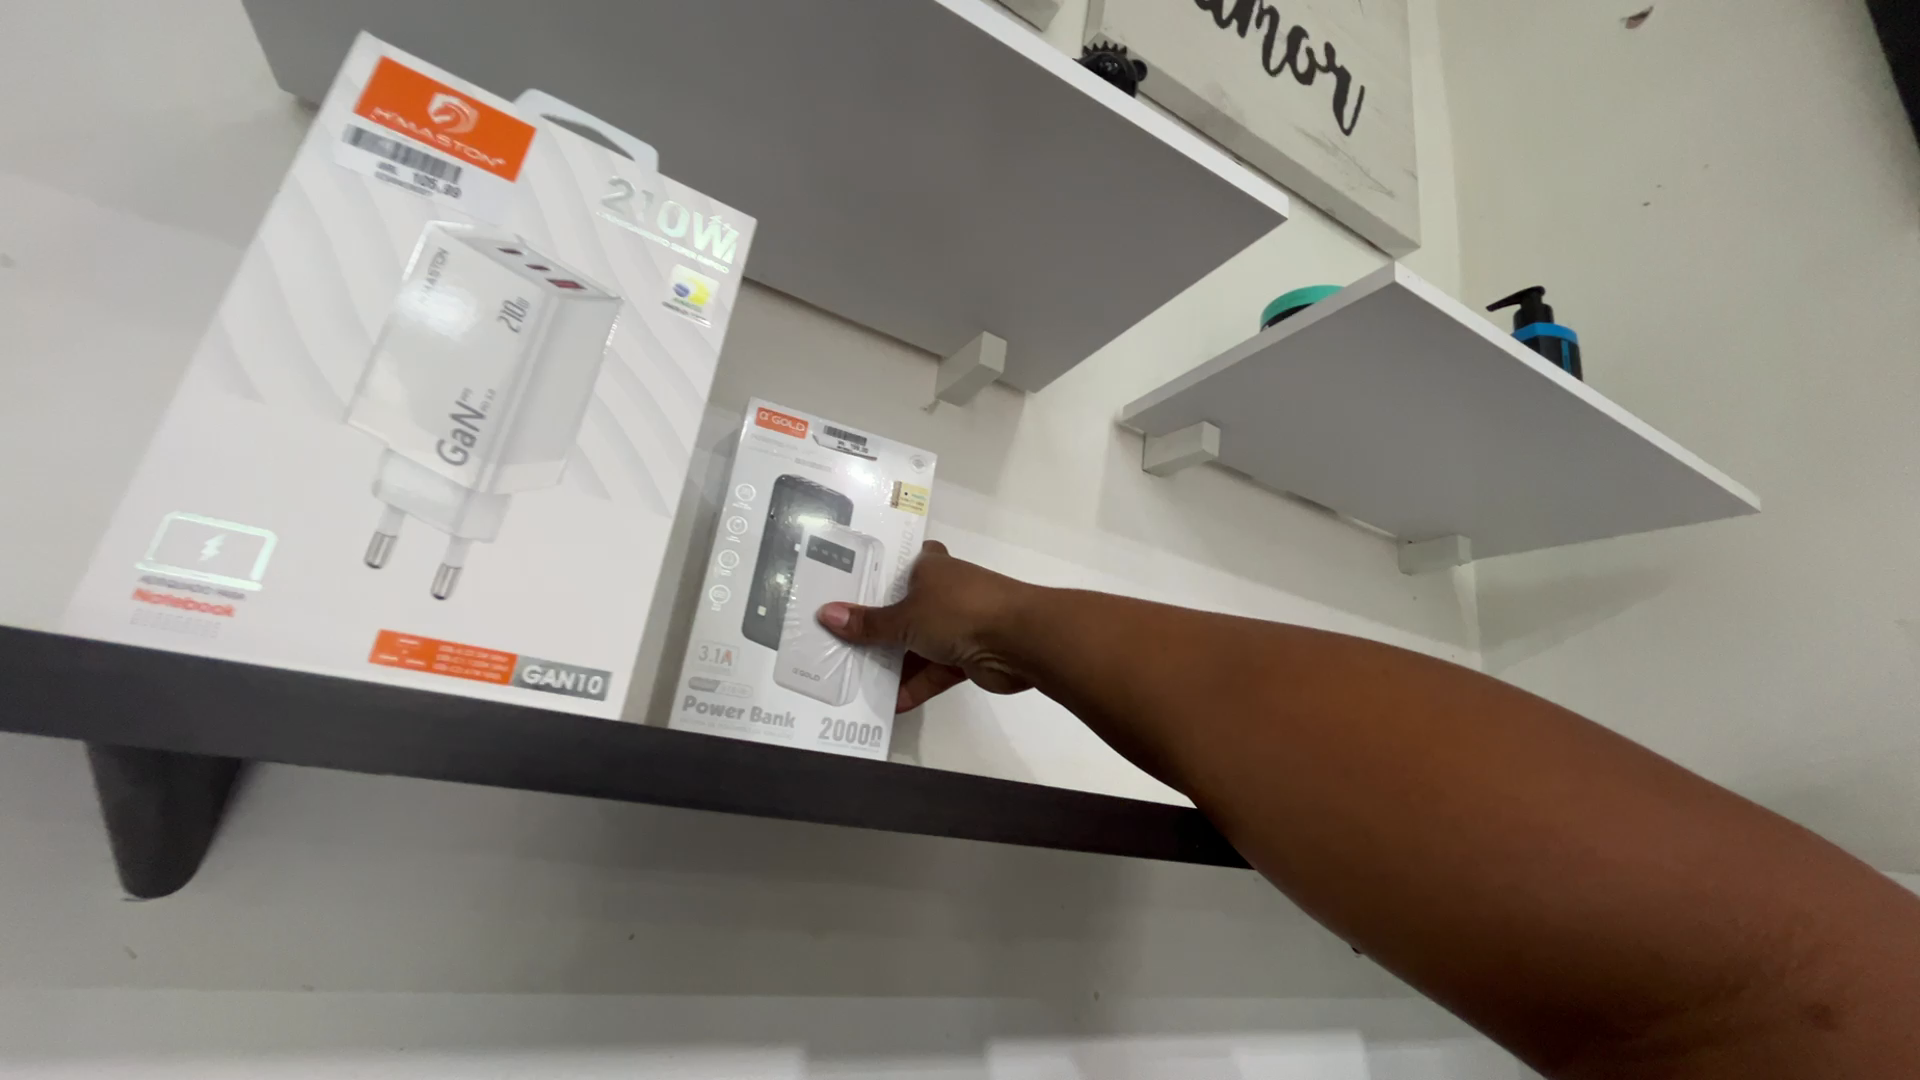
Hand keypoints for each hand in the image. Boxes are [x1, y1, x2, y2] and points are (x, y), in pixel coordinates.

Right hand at [816, 541, 1035, 712]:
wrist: (1020, 639)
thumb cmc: (958, 610)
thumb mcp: (905, 617)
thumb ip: (868, 623)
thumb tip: (826, 614)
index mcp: (931, 568)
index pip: (901, 566)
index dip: (878, 577)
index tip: (847, 591)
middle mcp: (944, 592)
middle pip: (904, 610)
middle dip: (877, 629)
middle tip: (837, 644)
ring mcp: (958, 625)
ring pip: (918, 645)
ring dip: (894, 664)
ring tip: (854, 681)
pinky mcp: (968, 657)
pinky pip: (935, 672)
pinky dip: (916, 686)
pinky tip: (890, 705)